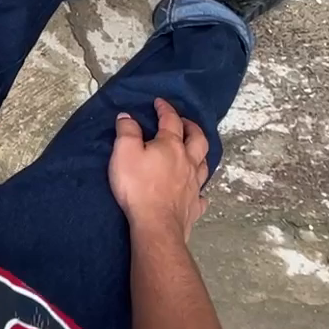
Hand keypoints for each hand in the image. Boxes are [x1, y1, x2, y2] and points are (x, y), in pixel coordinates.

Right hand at [109, 98, 210, 244]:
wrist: (156, 225)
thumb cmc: (138, 186)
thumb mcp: (124, 152)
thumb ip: (126, 131)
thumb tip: (127, 116)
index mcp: (171, 146)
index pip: (171, 121)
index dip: (165, 109)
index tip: (159, 102)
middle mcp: (188, 162)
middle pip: (198, 139)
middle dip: (191, 127)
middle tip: (183, 122)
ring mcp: (195, 185)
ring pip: (204, 164)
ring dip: (200, 153)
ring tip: (193, 150)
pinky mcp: (194, 206)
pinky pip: (202, 194)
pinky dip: (200, 188)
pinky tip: (197, 190)